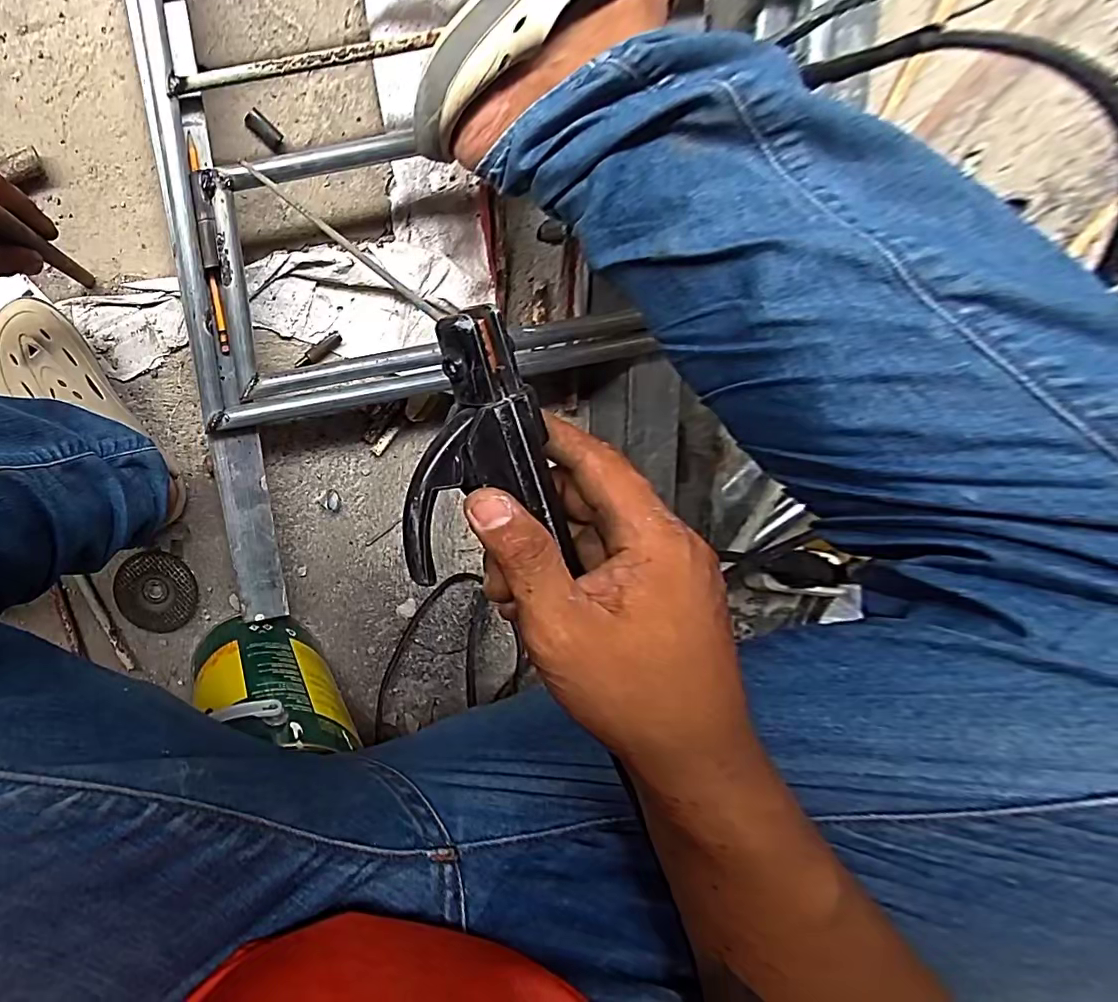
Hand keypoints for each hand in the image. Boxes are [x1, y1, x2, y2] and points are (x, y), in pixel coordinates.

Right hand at [464, 417, 750, 772]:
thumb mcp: (559, 620)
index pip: (601, 464)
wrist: (687, 756)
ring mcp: (661, 572)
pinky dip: (559, 572)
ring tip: (518, 594)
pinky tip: (538, 603)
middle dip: (530, 519)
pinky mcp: (652, 592)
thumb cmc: (639, 697)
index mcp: (655, 542)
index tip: (524, 421)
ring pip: (583, 533)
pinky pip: (594, 560)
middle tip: (497, 550)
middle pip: (583, 499)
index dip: (558, 438)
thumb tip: (489, 502)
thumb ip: (521, 554)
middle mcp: (666, 549)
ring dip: (540, 552)